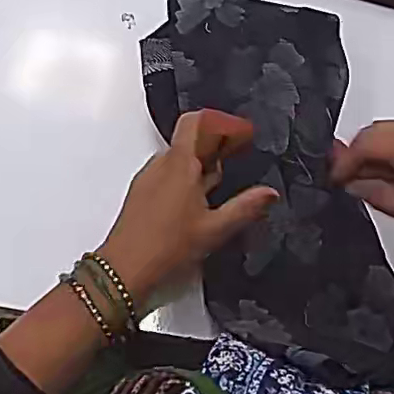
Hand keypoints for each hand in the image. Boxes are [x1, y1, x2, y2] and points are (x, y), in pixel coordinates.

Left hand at [96, 109, 279, 299]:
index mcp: (180, 164)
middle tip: (236, 159)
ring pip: (177, 159)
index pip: (196, 122)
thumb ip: (245, 207)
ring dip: (200, 164)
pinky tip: (196, 205)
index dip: (221, 123)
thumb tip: (269, 194)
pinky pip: (165, 175)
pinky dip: (184, 179)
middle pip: (190, 140)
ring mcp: (148, 180)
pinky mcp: (141, 196)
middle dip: (215, 146)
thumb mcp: (215, 229)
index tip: (240, 134)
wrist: (124, 272)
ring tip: (219, 186)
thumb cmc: (165, 248)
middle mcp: (160, 165)